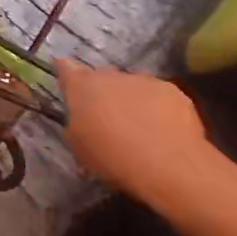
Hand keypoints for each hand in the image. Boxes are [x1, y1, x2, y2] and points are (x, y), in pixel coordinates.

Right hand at [57, 60, 223, 204]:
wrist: (170, 167)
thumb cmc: (114, 160)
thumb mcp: (80, 150)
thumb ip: (75, 125)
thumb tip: (79, 118)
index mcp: (83, 87)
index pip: (66, 68)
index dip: (66, 73)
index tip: (68, 82)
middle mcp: (111, 75)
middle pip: (101, 77)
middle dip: (102, 92)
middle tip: (107, 118)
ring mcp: (142, 79)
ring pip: (131, 86)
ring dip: (130, 100)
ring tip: (139, 129)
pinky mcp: (170, 89)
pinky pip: (157, 95)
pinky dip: (156, 108)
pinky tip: (162, 131)